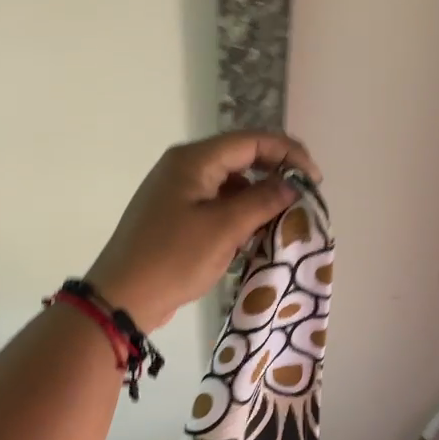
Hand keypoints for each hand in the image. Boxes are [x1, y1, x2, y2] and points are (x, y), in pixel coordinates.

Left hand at [87, 132, 321, 328]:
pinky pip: (216, 206)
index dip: (289, 154)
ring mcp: (177, 192)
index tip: (315, 180)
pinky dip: (238, 216)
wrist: (122, 297)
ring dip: (258, 200)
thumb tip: (292, 185)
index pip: (252, 141)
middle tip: (303, 201)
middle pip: (241, 159)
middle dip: (275, 177)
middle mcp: (184, 167)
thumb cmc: (173, 259)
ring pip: (230, 185)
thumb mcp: (224, 229)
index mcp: (194, 160)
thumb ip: (262, 201)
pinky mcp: (175, 217)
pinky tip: (253, 238)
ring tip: (282, 223)